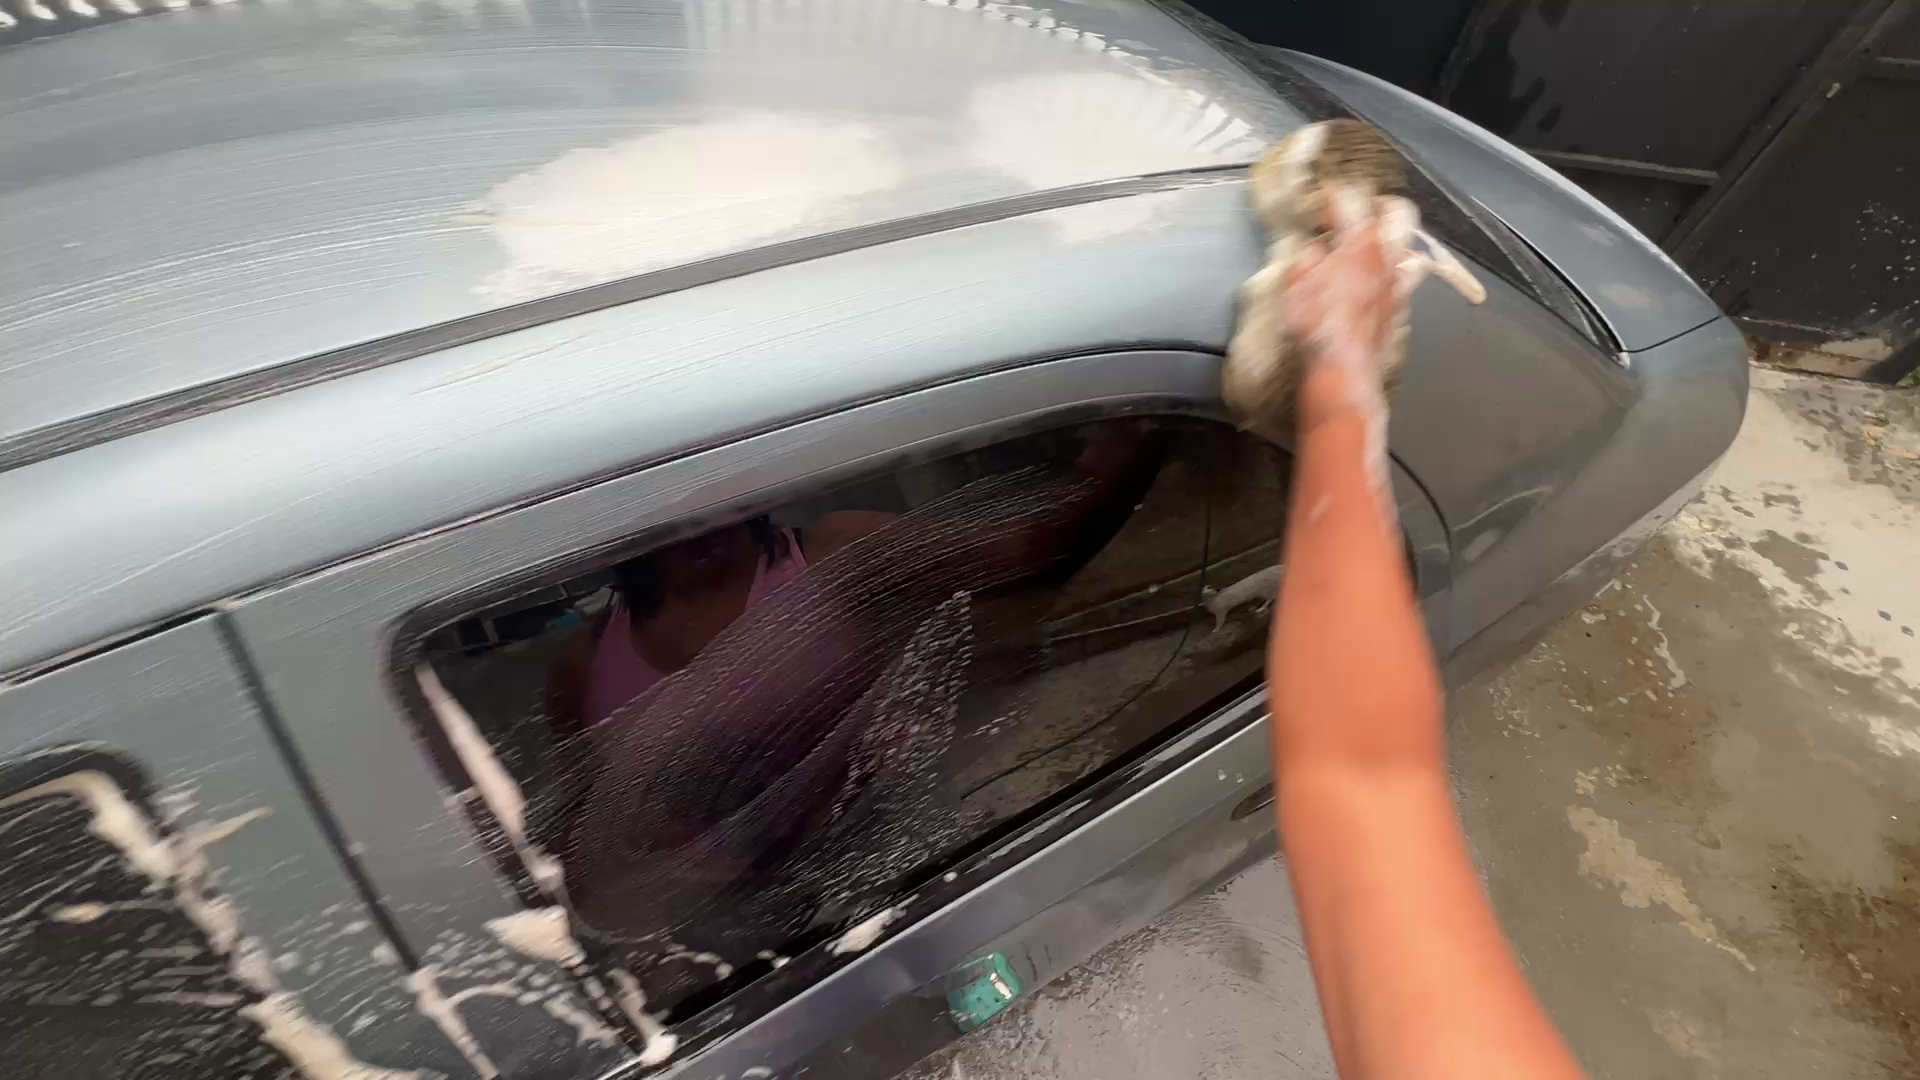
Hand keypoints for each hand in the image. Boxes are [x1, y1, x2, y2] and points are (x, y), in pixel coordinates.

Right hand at [1283, 189, 1412, 429]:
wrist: (1342, 366)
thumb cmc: (1315, 324)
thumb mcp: (1294, 285)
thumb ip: (1304, 259)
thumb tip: (1312, 251)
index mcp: (1358, 241)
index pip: (1348, 199)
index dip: (1331, 193)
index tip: (1318, 197)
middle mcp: (1386, 254)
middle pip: (1397, 211)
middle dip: (1377, 203)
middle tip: (1358, 210)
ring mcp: (1397, 280)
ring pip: (1408, 245)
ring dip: (1391, 239)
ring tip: (1371, 245)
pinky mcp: (1399, 305)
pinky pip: (1405, 277)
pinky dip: (1391, 271)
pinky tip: (1375, 281)